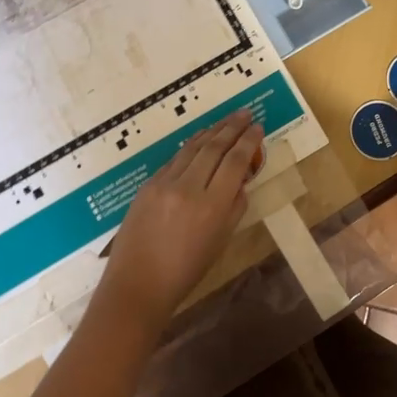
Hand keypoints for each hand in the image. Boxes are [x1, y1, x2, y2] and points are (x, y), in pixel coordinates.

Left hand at [99, 111, 263, 328]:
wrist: (138, 284)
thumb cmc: (186, 272)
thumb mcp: (220, 242)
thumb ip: (234, 207)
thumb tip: (240, 180)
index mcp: (211, 206)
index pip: (235, 162)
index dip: (249, 141)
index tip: (259, 126)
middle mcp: (188, 187)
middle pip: (214, 147)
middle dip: (232, 127)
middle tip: (246, 113)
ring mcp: (164, 183)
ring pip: (192, 148)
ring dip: (212, 131)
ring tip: (227, 120)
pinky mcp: (147, 185)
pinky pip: (175, 160)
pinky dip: (191, 147)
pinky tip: (200, 140)